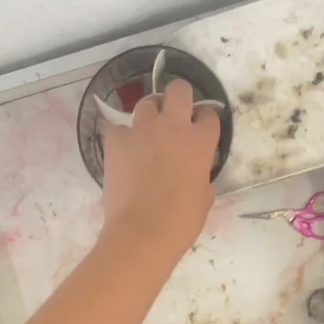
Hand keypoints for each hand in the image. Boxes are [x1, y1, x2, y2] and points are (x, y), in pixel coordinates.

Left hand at [99, 76, 220, 255]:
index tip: (200, 131)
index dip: (204, 122)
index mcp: (199, 142)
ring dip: (150, 115)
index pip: (208, 115)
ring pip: (146, 103)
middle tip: (175, 115)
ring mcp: (141, 130)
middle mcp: (172, 126)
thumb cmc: (180, 223)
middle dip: (179, 98)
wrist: (141, 234)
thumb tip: (195, 171)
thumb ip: (202, 175)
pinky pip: (119, 129)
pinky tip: (124, 153)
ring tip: (148, 134)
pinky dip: (123, 138)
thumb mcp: (204, 199)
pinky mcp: (116, 141)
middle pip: (178, 90)